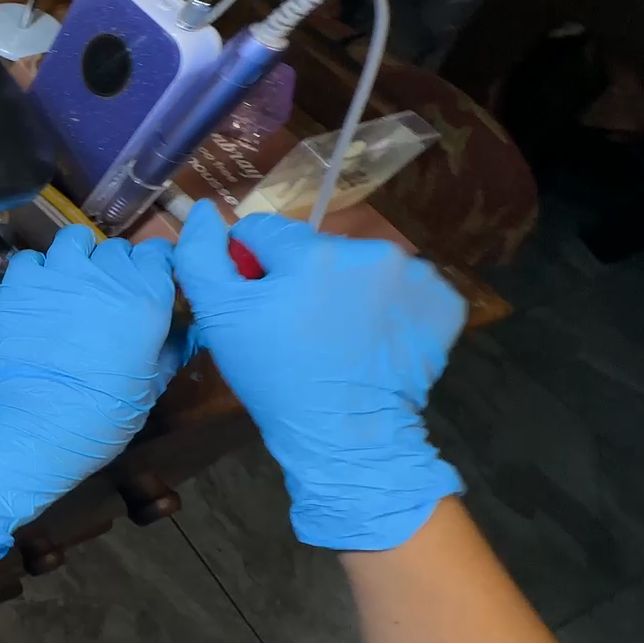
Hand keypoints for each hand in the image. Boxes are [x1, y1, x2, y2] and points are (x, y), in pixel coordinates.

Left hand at [0, 227, 186, 558]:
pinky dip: (35, 270)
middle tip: (103, 295)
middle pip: (116, 249)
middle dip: (113, 267)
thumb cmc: (103, 414)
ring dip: (76, 257)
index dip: (152, 265)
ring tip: (70, 284)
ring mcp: (59, 275)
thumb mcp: (153, 383)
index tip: (146, 280)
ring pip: (73, 241)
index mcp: (148, 299)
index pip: (159, 253)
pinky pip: (29, 258)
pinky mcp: (20, 285)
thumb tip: (182, 329)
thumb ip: (170, 346)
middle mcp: (105, 277)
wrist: (39, 423)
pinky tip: (36, 293)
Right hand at [173, 204, 464, 549]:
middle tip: (285, 324)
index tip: (247, 303)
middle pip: (309, 248)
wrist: (343, 431)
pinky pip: (396, 287)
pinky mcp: (444, 303)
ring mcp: (415, 276)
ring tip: (327, 333)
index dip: (243, 264)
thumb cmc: (271, 372)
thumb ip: (200, 255)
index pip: (260, 231)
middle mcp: (370, 251)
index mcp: (310, 251)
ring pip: (352, 265)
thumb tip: (202, 211)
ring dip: (336, 288)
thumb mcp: (218, 316)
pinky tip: (363, 337)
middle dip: (293, 276)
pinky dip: (378, 305)